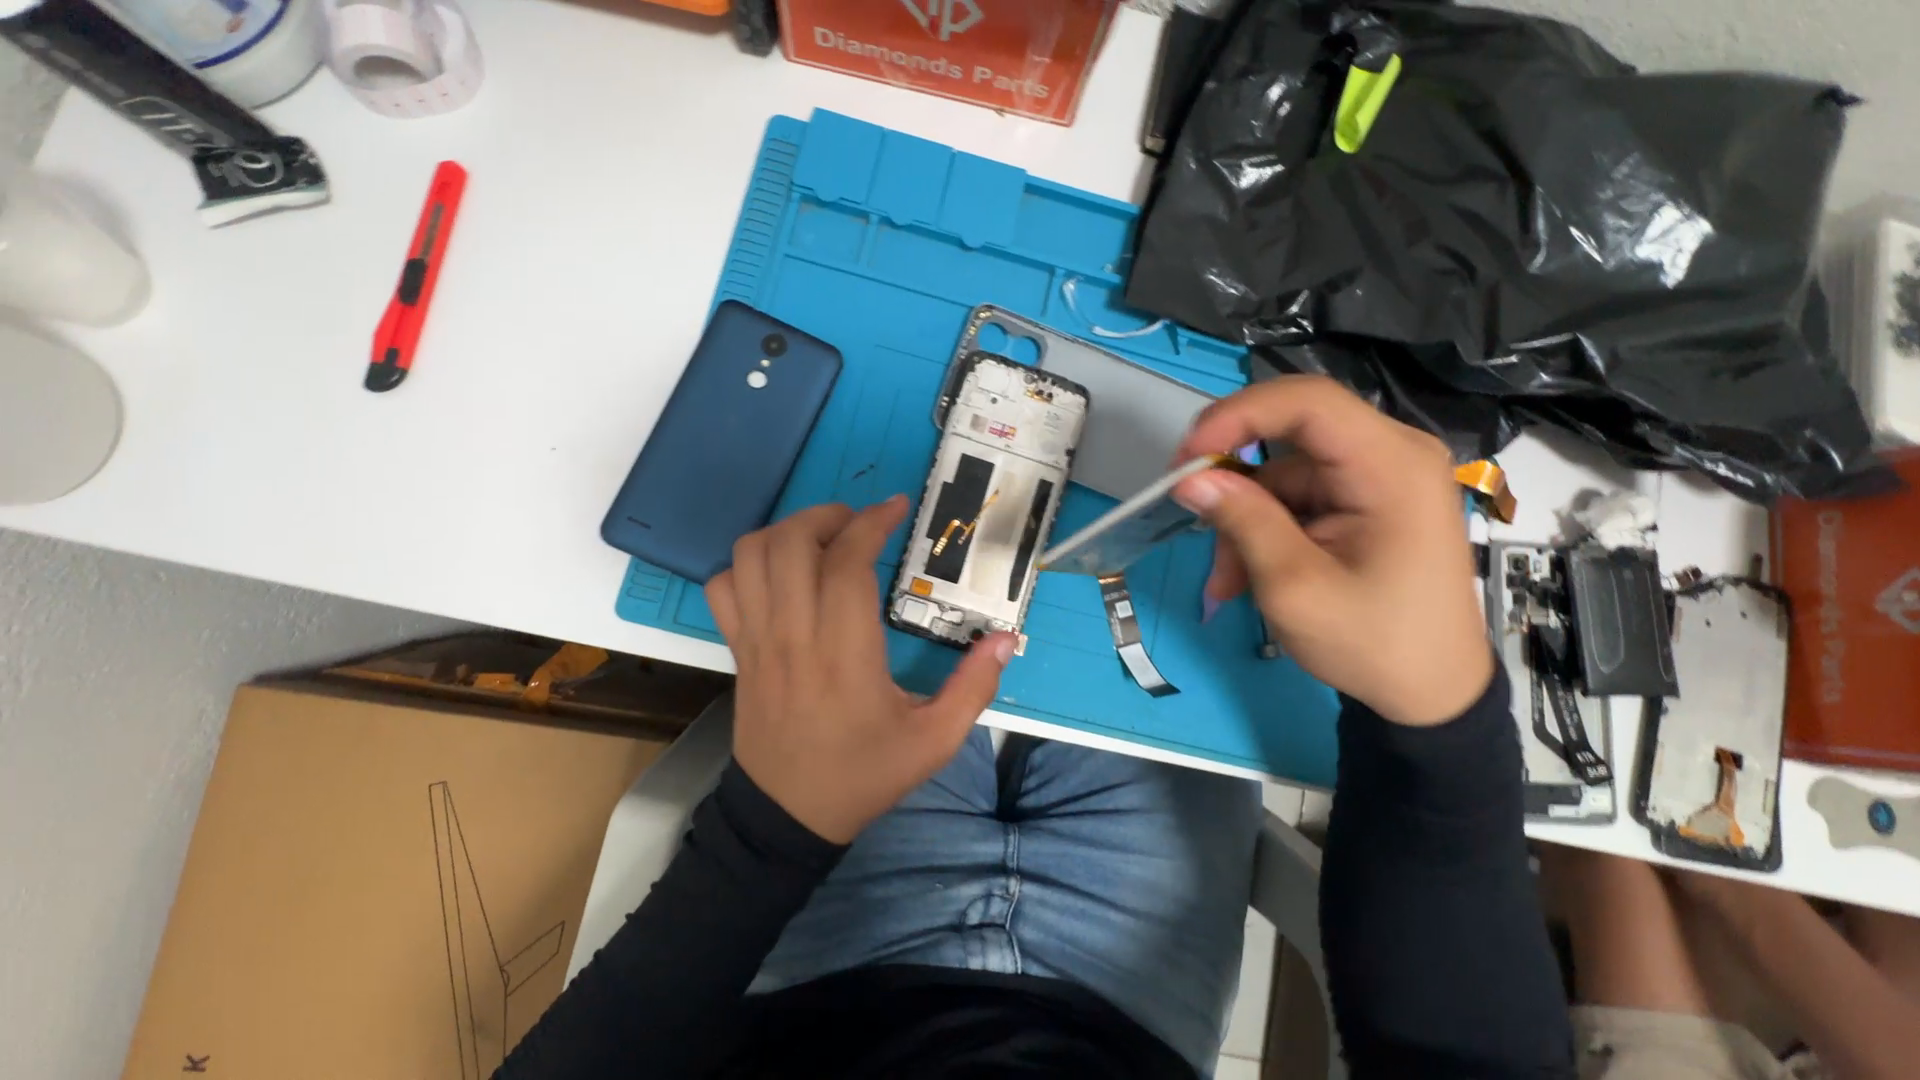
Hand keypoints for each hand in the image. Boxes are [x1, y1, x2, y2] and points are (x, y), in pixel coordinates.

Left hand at [704, 496, 1015, 842]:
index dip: (872, 523)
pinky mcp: (738, 651)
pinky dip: (745, 565)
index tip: (896, 509)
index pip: (847, 562)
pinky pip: (721, 587)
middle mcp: (794, 635)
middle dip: (826, 516)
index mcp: (845, 652)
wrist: (790, 816)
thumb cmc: (864, 774)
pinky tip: (779, 576)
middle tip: (858, 524)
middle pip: (791, 543)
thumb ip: (973, 688)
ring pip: (750, 556)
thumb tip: (1004, 638)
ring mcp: (757, 640)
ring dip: (785, 532)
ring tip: (820, 541)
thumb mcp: (934, 741)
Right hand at [1173, 376, 1491, 726]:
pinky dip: (1265, 532)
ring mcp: (1379, 477)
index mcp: (1392, 466)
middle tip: (1189, 511)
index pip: (1307, 403)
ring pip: (1283, 474)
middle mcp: (1392, 455)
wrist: (1433, 692)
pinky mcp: (1366, 500)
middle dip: (1235, 479)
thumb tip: (1190, 479)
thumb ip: (1243, 523)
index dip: (1237, 416)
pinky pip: (1297, 498)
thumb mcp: (1295, 587)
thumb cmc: (1376, 644)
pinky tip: (1247, 576)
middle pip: (1290, 436)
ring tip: (1226, 581)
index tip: (1187, 459)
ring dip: (1244, 521)